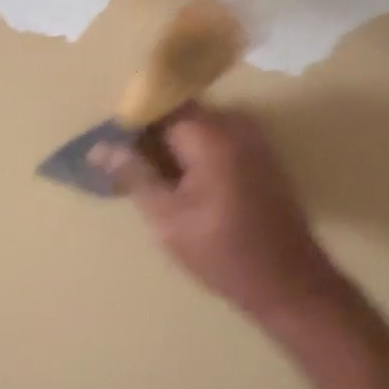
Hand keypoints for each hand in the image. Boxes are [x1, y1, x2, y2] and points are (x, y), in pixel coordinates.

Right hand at [106, 105, 347, 318]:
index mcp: (212, 134)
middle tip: (124, 168)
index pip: (160, 106)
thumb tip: (100, 147)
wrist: (288, 282)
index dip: (130, 124)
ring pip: (198, 129)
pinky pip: (217, 142)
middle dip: (151, 136)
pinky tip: (182, 187)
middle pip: (180, 114)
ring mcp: (254, 139)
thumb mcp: (168, 219)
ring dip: (172, 148)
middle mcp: (237, 124)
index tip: (108, 148)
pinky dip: (195, 156)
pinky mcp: (261, 156)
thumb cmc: (223, 253)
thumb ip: (135, 175)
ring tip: (150, 182)